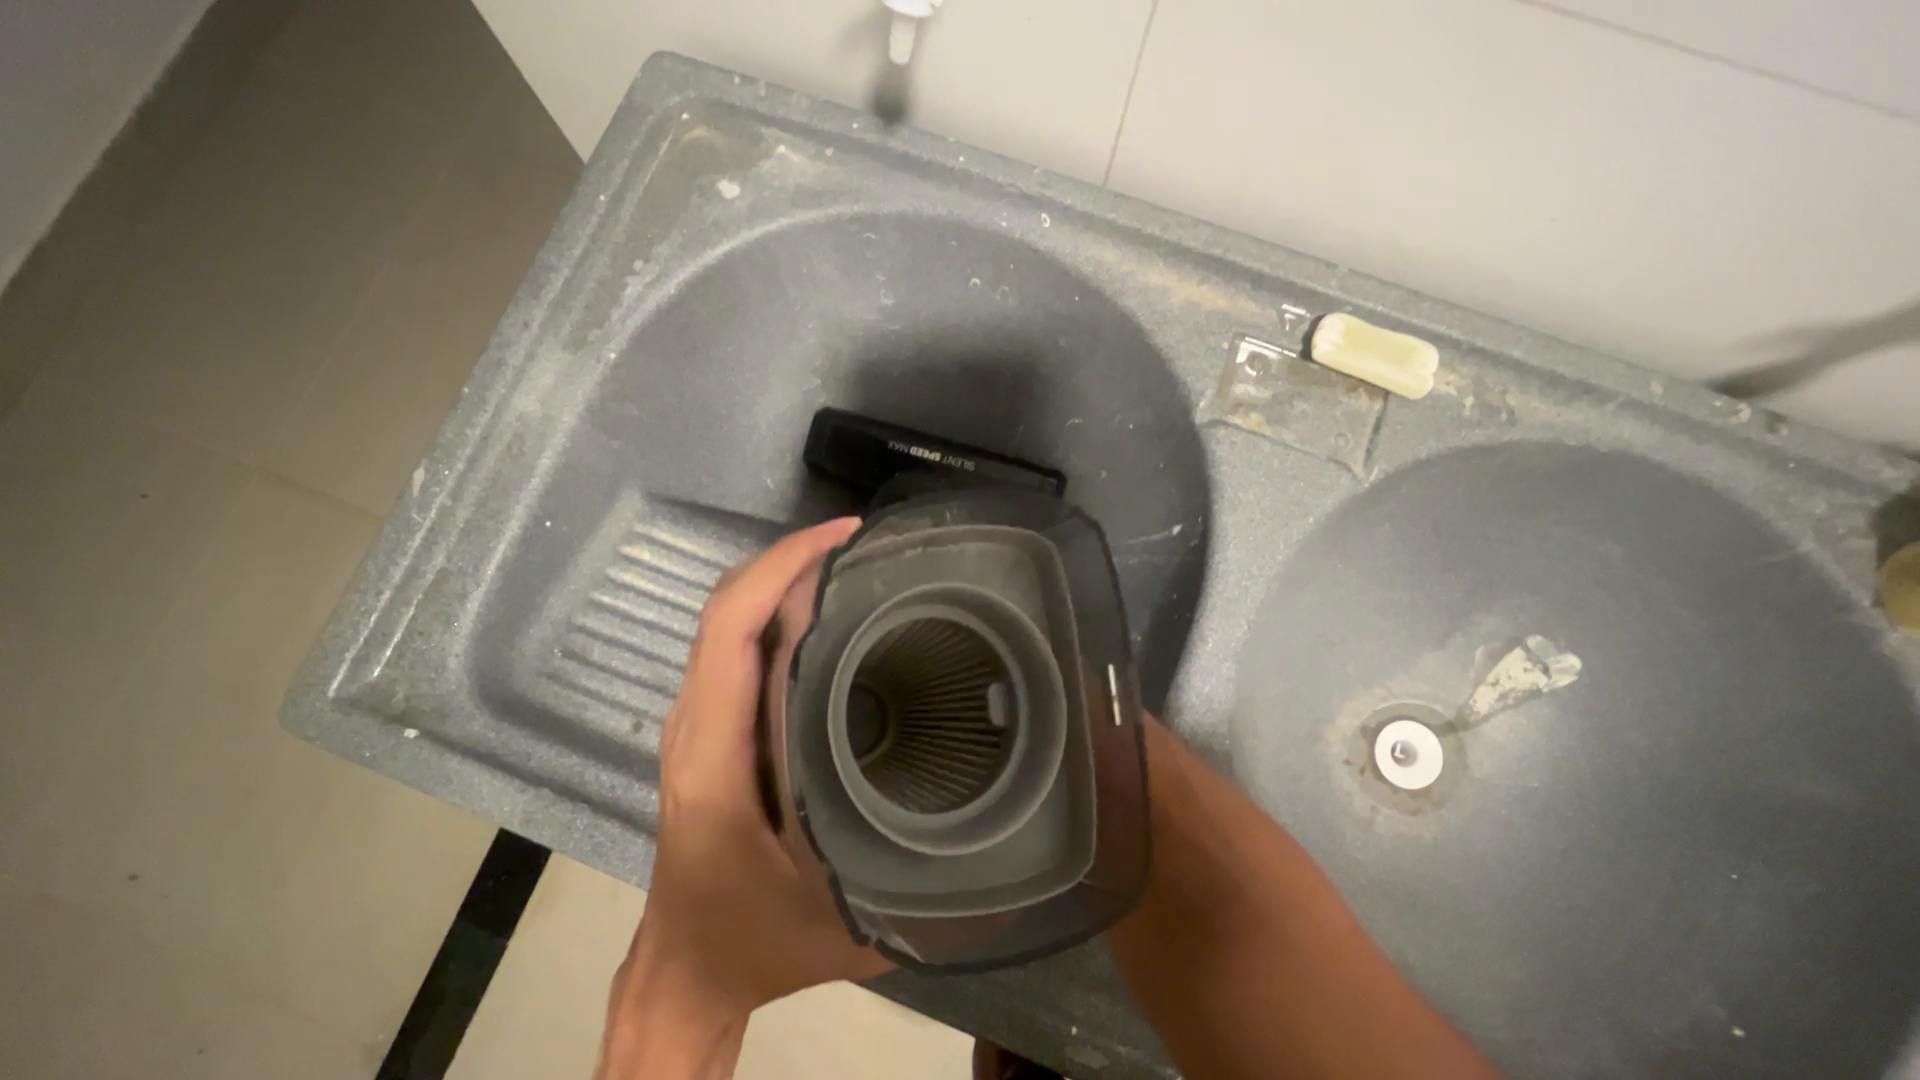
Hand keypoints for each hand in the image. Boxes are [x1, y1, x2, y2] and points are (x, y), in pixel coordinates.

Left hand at [598, 518, 890, 1079]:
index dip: (782, 568)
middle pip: (725, 611)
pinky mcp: (707, 736)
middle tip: (869, 551)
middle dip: (790, 562)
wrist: (688, 972)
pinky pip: (733, 653)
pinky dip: (778, 620)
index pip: (730, 630)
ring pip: (727, 626)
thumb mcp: (838, 910)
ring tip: (858, 574)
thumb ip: (900, 865)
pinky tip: (832, 627)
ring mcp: (696, 730)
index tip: (846, 538)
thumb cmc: (754, 943)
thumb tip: (974, 810)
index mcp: (714, 760)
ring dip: (784, 586)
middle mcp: (695, 730)